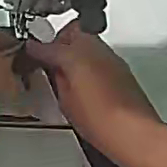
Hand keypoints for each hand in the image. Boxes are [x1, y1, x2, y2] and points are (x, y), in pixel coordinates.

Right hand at [24, 21, 166, 160]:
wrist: (134, 134)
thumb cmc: (103, 121)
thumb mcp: (65, 100)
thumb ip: (55, 77)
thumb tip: (51, 69)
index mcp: (76, 54)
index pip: (49, 44)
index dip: (37, 48)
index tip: (32, 51)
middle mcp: (96, 50)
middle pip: (72, 32)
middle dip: (58, 42)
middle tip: (49, 59)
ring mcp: (111, 58)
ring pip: (88, 42)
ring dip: (75, 51)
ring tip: (66, 73)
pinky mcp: (122, 69)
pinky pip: (100, 55)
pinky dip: (89, 62)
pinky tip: (84, 82)